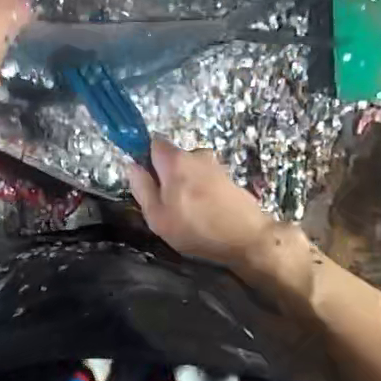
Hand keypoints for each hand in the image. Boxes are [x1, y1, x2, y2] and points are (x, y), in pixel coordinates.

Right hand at [128, 139, 292, 274]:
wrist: (248, 237)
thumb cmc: (197, 229)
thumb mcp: (158, 217)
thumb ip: (142, 188)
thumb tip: (132, 166)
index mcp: (175, 160)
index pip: (153, 143)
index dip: (146, 159)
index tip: (147, 182)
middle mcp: (196, 154)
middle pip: (172, 159)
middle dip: (166, 177)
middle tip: (168, 207)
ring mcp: (215, 165)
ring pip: (189, 170)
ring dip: (186, 186)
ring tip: (190, 214)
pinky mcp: (229, 177)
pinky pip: (205, 179)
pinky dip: (202, 192)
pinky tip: (207, 214)